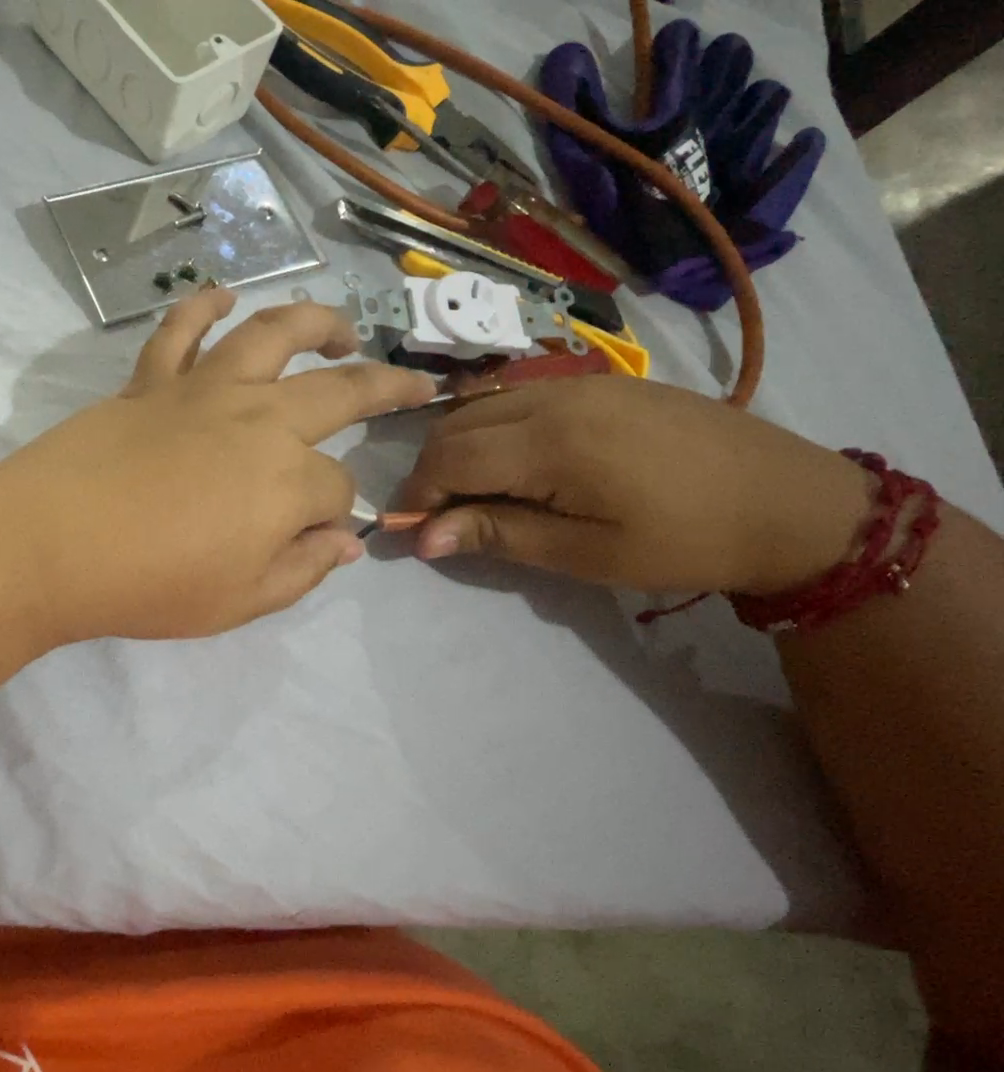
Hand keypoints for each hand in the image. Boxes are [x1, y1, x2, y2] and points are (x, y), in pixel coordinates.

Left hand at [0, 290, 435, 642]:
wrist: (50, 544)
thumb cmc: (147, 586)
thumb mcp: (239, 602)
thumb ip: (301, 569)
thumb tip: (346, 541)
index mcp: (289, 481)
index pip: (337, 488)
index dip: (337, 512)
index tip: (321, 532)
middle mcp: (259, 420)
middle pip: (338, 392)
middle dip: (383, 387)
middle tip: (411, 385)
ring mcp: (202, 392)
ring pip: (271, 335)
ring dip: (315, 322)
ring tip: (338, 328)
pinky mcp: (148, 381)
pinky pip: (179, 331)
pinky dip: (201, 308)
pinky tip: (221, 297)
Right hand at [397, 376, 874, 593]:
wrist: (795, 503)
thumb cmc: (687, 541)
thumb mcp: (587, 553)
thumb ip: (499, 534)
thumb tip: (421, 537)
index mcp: (552, 442)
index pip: (448, 457)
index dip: (418, 494)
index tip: (412, 531)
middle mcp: (556, 397)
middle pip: (456, 424)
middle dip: (432, 470)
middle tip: (442, 517)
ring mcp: (581, 382)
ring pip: (484, 404)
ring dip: (461, 446)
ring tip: (477, 493)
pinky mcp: (603, 382)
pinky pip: (521, 395)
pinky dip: (496, 427)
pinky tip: (518, 463)